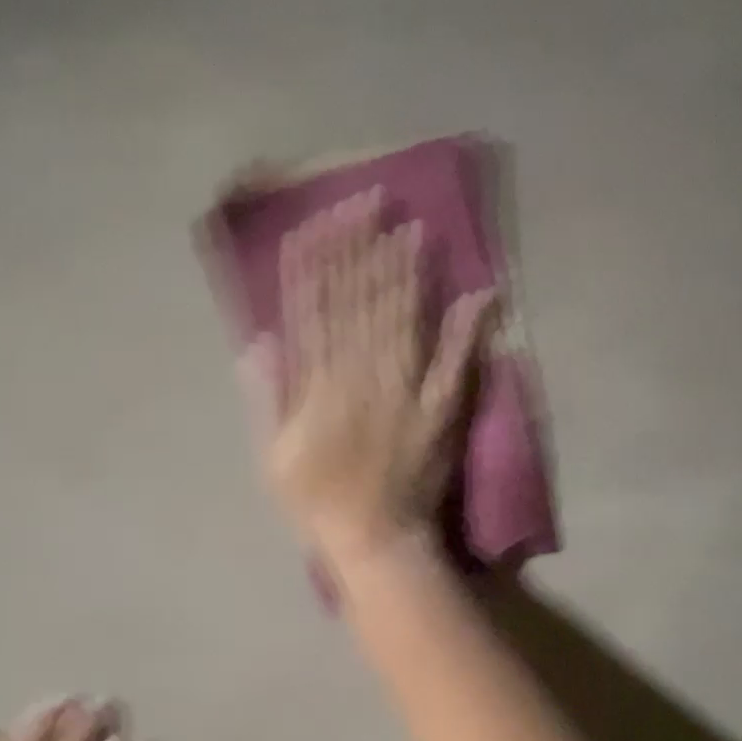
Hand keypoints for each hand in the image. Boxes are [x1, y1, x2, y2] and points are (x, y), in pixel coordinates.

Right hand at [238, 187, 497, 560]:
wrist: (375, 541)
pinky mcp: (441, 410)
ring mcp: (405, 392)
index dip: (318, 261)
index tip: (323, 219)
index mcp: (318, 387)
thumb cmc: (316, 502)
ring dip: (408, 272)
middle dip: (364, 248)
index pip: (315, 310)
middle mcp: (361, 378)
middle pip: (360, 302)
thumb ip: (267, 397)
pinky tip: (480, 293)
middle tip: (372, 200)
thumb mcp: (271, 455)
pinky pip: (456, 363)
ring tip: (413, 228)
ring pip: (403, 319)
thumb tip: (261, 340)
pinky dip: (469, 329)